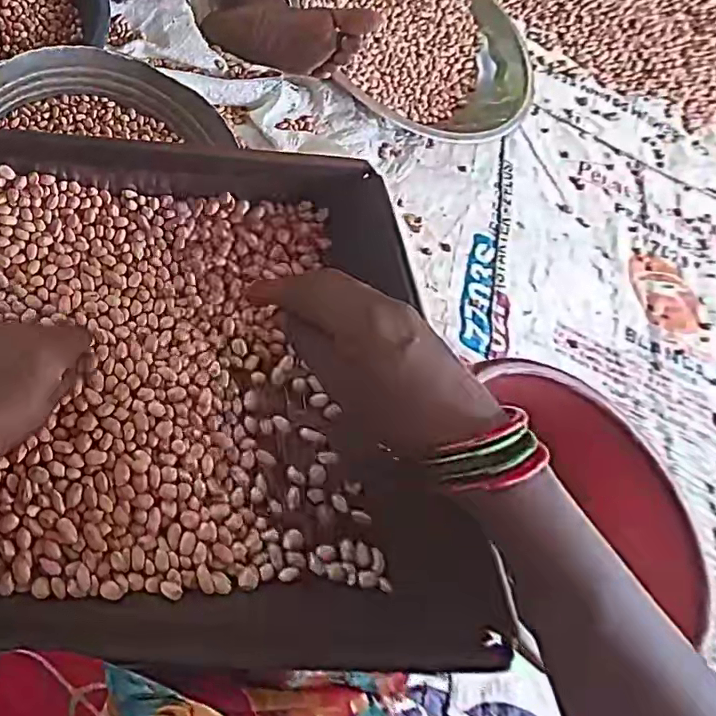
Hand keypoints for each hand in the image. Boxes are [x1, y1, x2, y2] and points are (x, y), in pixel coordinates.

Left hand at [0, 318, 92, 458]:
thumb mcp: (41, 412)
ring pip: (13, 333)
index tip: (74, 362)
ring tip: (1, 379)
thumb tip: (68, 369)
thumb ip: (60, 383)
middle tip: (33, 379)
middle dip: (42, 351)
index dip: (78, 349)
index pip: (77, 335)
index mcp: (49, 349)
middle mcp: (21, 329)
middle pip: (42, 333)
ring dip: (13, 349)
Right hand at [247, 268, 506, 460]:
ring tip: (291, 306)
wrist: (464, 435)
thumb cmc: (393, 416)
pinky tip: (325, 315)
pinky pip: (361, 297)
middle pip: (328, 280)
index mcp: (360, 319)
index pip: (308, 288)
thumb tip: (290, 318)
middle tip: (267, 297)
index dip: (275, 289)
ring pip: (346, 286)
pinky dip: (336, 299)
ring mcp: (400, 309)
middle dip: (294, 285)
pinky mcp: (410, 319)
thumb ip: (309, 342)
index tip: (250, 295)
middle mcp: (382, 304)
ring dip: (315, 291)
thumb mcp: (337, 382)